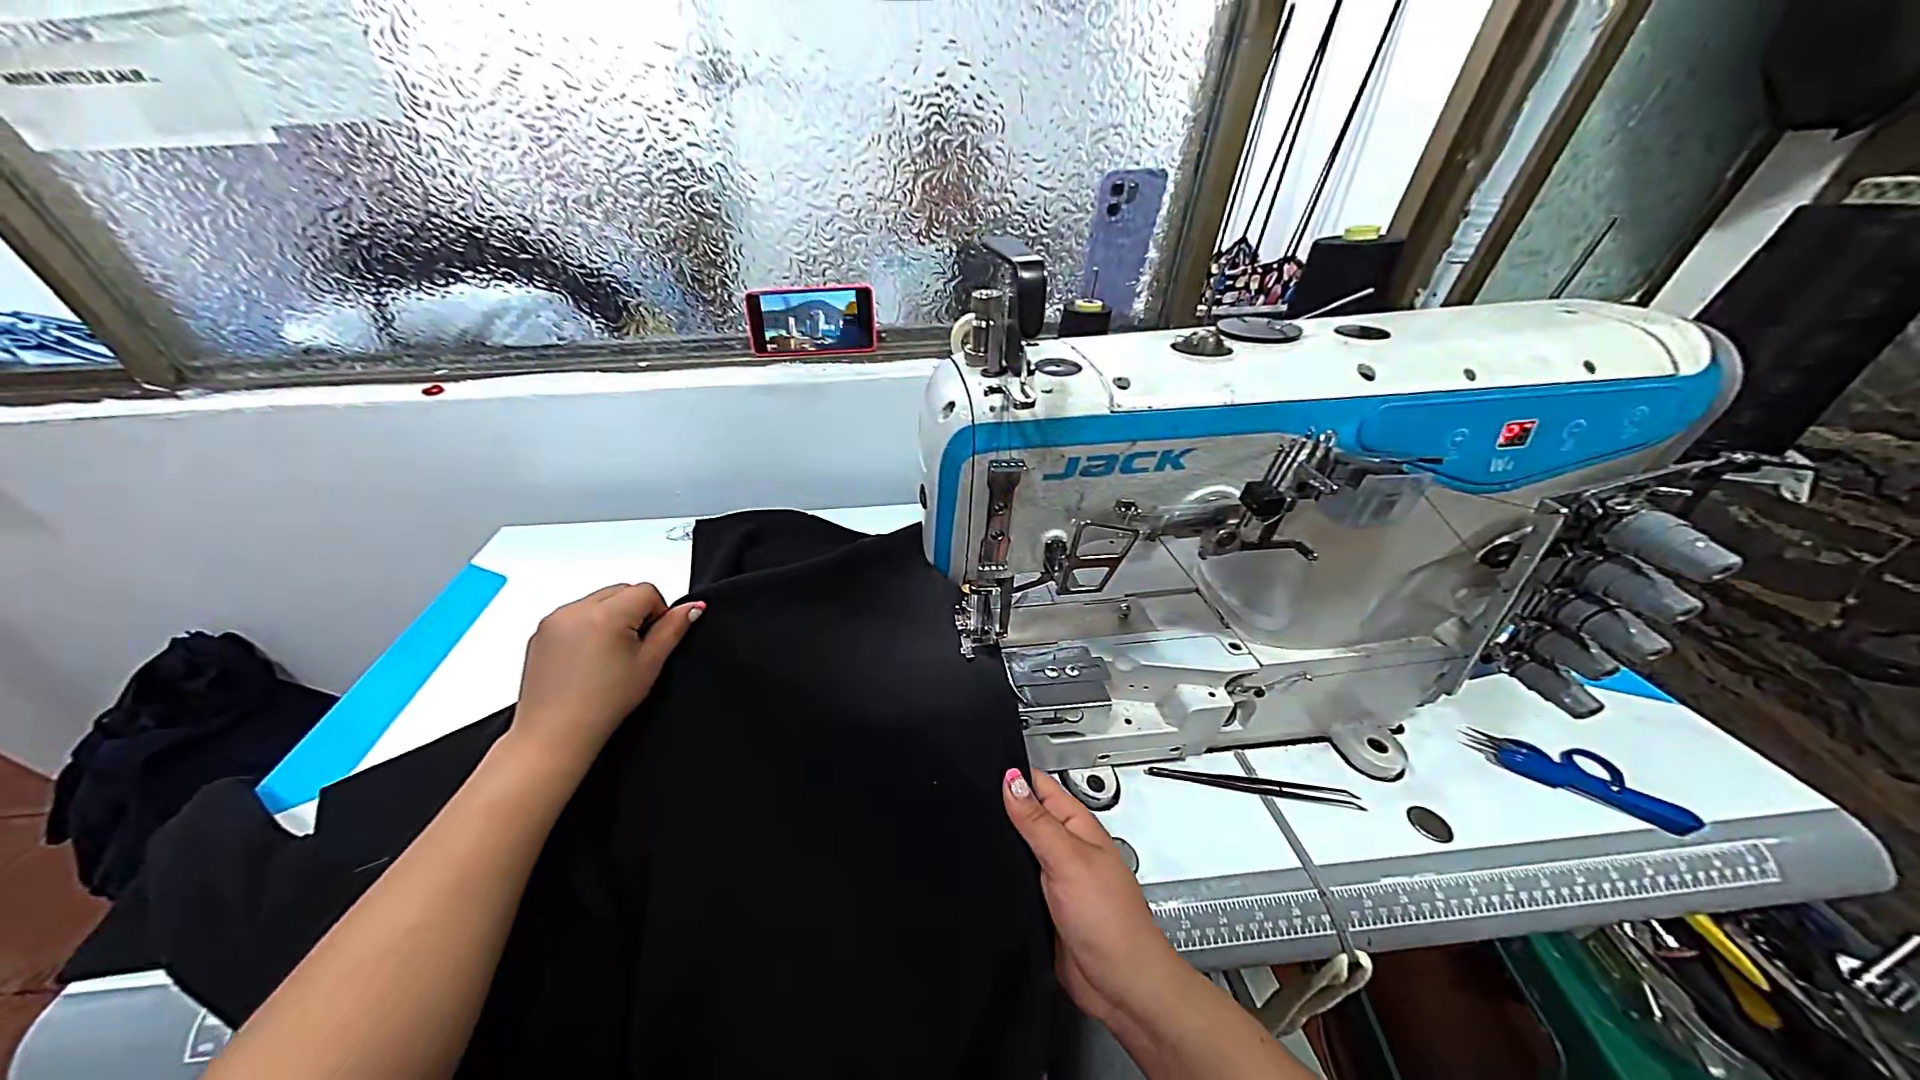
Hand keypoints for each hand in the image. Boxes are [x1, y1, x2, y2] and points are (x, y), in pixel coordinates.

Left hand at [515, 584, 702, 764]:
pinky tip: (589, 660)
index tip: (649, 641)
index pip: (646, 591)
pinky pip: (574, 615)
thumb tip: (693, 607)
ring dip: (609, 618)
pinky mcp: (541, 633)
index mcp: (605, 615)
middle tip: (631, 650)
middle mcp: (575, 611)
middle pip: (621, 591)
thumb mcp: (650, 663)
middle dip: (633, 613)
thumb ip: (673, 628)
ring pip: (598, 601)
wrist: (556, 733)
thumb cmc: (601, 704)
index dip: (657, 614)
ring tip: (607, 657)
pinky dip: (587, 628)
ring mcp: (554, 621)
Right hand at [1001, 768, 1195, 1025]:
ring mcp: (1054, 876)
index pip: (1039, 785)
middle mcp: (1065, 847)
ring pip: (1018, 847)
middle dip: (1002, 804)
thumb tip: (1011, 781)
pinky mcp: (1042, 905)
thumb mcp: (1068, 860)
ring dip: (1001, 840)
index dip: (1014, 773)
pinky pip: (1016, 880)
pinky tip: (988, 871)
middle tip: (973, 793)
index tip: (986, 764)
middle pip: (1027, 813)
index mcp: (1076, 826)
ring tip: (976, 826)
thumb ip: (1036, 821)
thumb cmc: (1112, 924)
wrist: (1120, 985)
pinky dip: (1002, 874)